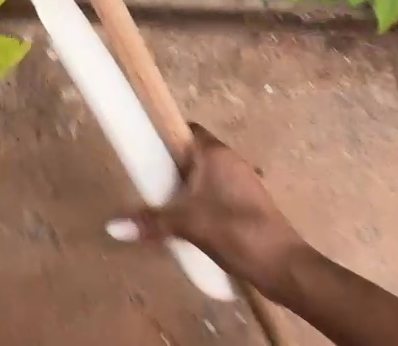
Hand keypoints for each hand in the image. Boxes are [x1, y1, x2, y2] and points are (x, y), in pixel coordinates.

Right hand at [110, 124, 310, 300]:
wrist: (286, 268)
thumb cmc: (236, 231)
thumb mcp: (188, 224)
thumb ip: (150, 222)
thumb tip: (112, 226)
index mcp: (216, 153)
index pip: (187, 128)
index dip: (166, 134)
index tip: (146, 146)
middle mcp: (232, 160)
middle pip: (195, 152)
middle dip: (174, 163)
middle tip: (149, 179)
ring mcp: (245, 183)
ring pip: (209, 174)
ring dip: (190, 185)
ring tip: (166, 201)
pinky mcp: (251, 205)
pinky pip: (220, 192)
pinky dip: (205, 200)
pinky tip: (192, 221)